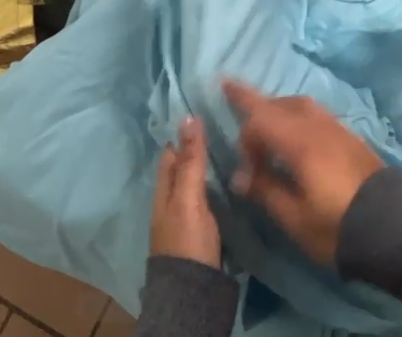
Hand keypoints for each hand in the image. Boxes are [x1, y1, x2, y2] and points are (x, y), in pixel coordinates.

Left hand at [150, 117, 221, 266]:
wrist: (194, 292)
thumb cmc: (187, 241)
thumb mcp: (188, 198)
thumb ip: (190, 162)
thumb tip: (188, 117)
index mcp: (164, 190)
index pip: (172, 151)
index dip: (185, 131)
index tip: (206, 108)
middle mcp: (173, 199)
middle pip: (185, 166)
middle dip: (200, 146)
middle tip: (228, 124)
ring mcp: (188, 215)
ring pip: (199, 181)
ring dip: (212, 165)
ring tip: (236, 145)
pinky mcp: (204, 228)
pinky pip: (210, 196)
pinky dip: (219, 183)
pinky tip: (236, 177)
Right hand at [223, 79, 385, 265]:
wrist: (391, 227)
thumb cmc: (335, 226)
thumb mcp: (294, 217)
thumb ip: (265, 190)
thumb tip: (241, 176)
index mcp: (300, 142)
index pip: (260, 116)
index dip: (242, 123)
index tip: (238, 158)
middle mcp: (317, 125)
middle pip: (279, 104)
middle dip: (256, 108)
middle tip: (237, 110)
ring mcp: (336, 128)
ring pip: (299, 105)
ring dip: (277, 110)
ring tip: (264, 128)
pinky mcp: (349, 137)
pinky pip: (314, 113)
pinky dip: (295, 116)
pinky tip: (293, 136)